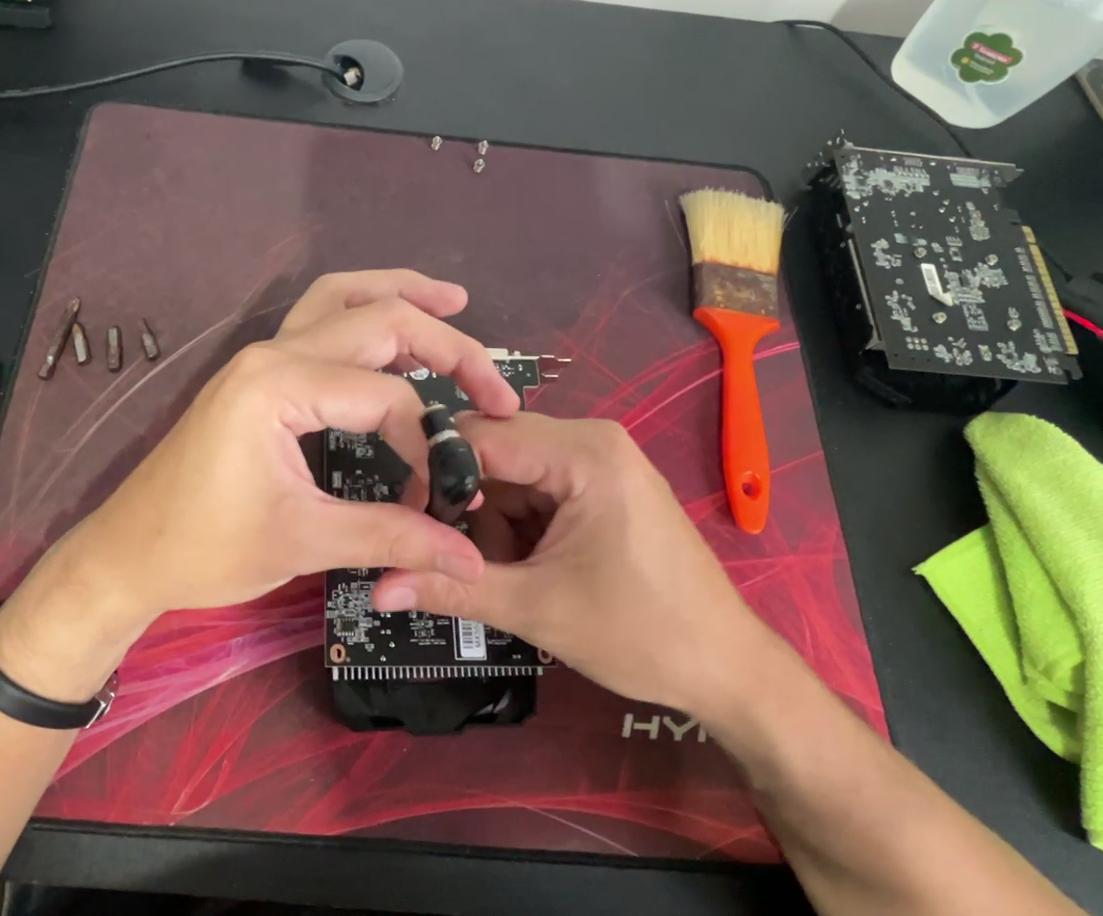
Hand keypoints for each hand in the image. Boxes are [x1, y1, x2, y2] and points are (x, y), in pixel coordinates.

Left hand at [0, 270, 522, 701]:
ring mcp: (260, 358)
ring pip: (341, 300)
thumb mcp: (303, 543)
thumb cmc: (204, 549)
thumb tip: (469, 559)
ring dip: (401, 298)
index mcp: (277, 385)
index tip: (442, 496)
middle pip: (377, 319)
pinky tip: (394, 336)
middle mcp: (271, 353)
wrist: (127, 555)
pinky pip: (320, 324)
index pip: (386, 396)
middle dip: (446, 345)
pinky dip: (365, 319)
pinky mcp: (257, 375)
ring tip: (456, 303)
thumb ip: (391, 538)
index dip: (428, 445)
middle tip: (497, 387)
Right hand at [370, 412, 778, 721]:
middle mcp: (592, 441)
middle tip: (450, 558)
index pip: (481, 435)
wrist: (726, 667)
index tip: (406, 522)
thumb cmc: (640, 632)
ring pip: (510, 476)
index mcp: (583, 452)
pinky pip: (536, 491)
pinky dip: (516, 528)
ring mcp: (600, 463)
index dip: (434, 473)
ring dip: (490, 523)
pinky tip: (525, 569)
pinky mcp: (602, 489)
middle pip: (494, 454)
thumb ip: (451, 587)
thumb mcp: (536, 608)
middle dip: (465, 506)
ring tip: (501, 576)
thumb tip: (376, 587)